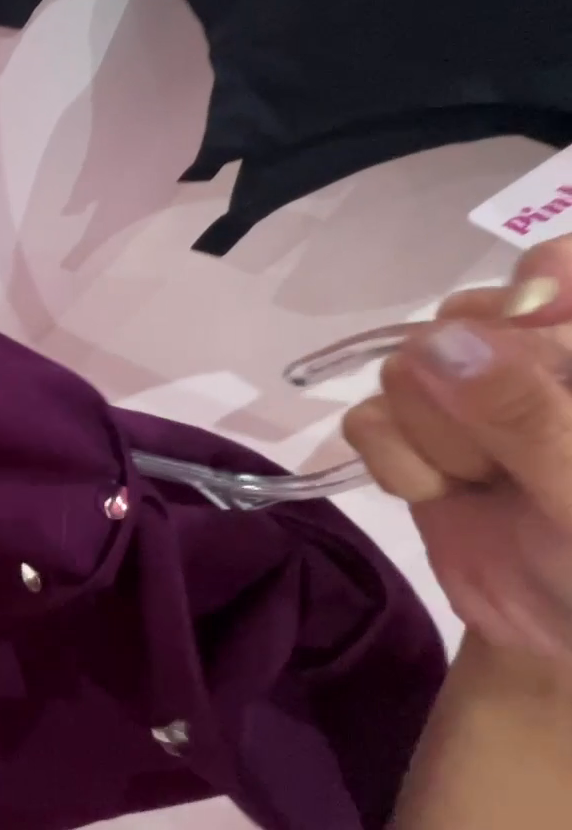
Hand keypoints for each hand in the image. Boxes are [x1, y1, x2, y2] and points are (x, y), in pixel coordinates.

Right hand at [343, 240, 571, 663]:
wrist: (567, 642)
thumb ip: (528, 417)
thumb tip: (440, 341)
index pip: (558, 274)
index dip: (535, 289)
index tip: (527, 322)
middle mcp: (536, 364)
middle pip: (463, 319)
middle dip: (470, 389)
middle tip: (508, 450)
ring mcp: (466, 398)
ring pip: (402, 368)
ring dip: (434, 437)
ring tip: (484, 484)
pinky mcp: (409, 433)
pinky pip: (364, 416)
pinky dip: (396, 462)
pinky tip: (440, 491)